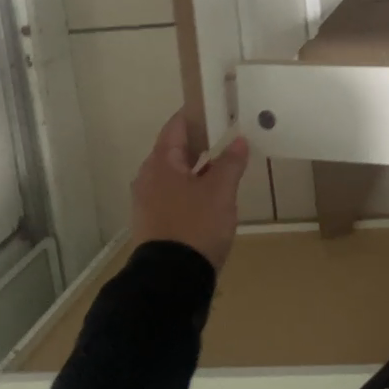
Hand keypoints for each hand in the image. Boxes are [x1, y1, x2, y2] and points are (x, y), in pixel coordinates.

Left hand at [130, 110, 250, 269]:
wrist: (171, 283)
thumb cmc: (195, 226)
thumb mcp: (220, 191)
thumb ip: (231, 162)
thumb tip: (239, 141)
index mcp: (159, 164)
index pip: (176, 126)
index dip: (197, 113)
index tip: (218, 105)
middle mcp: (149, 179)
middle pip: (175, 150)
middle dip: (201, 141)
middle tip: (229, 132)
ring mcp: (150, 203)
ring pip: (177, 174)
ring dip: (199, 167)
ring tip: (227, 162)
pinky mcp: (157, 224)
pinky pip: (176, 195)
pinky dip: (194, 188)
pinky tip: (215, 194)